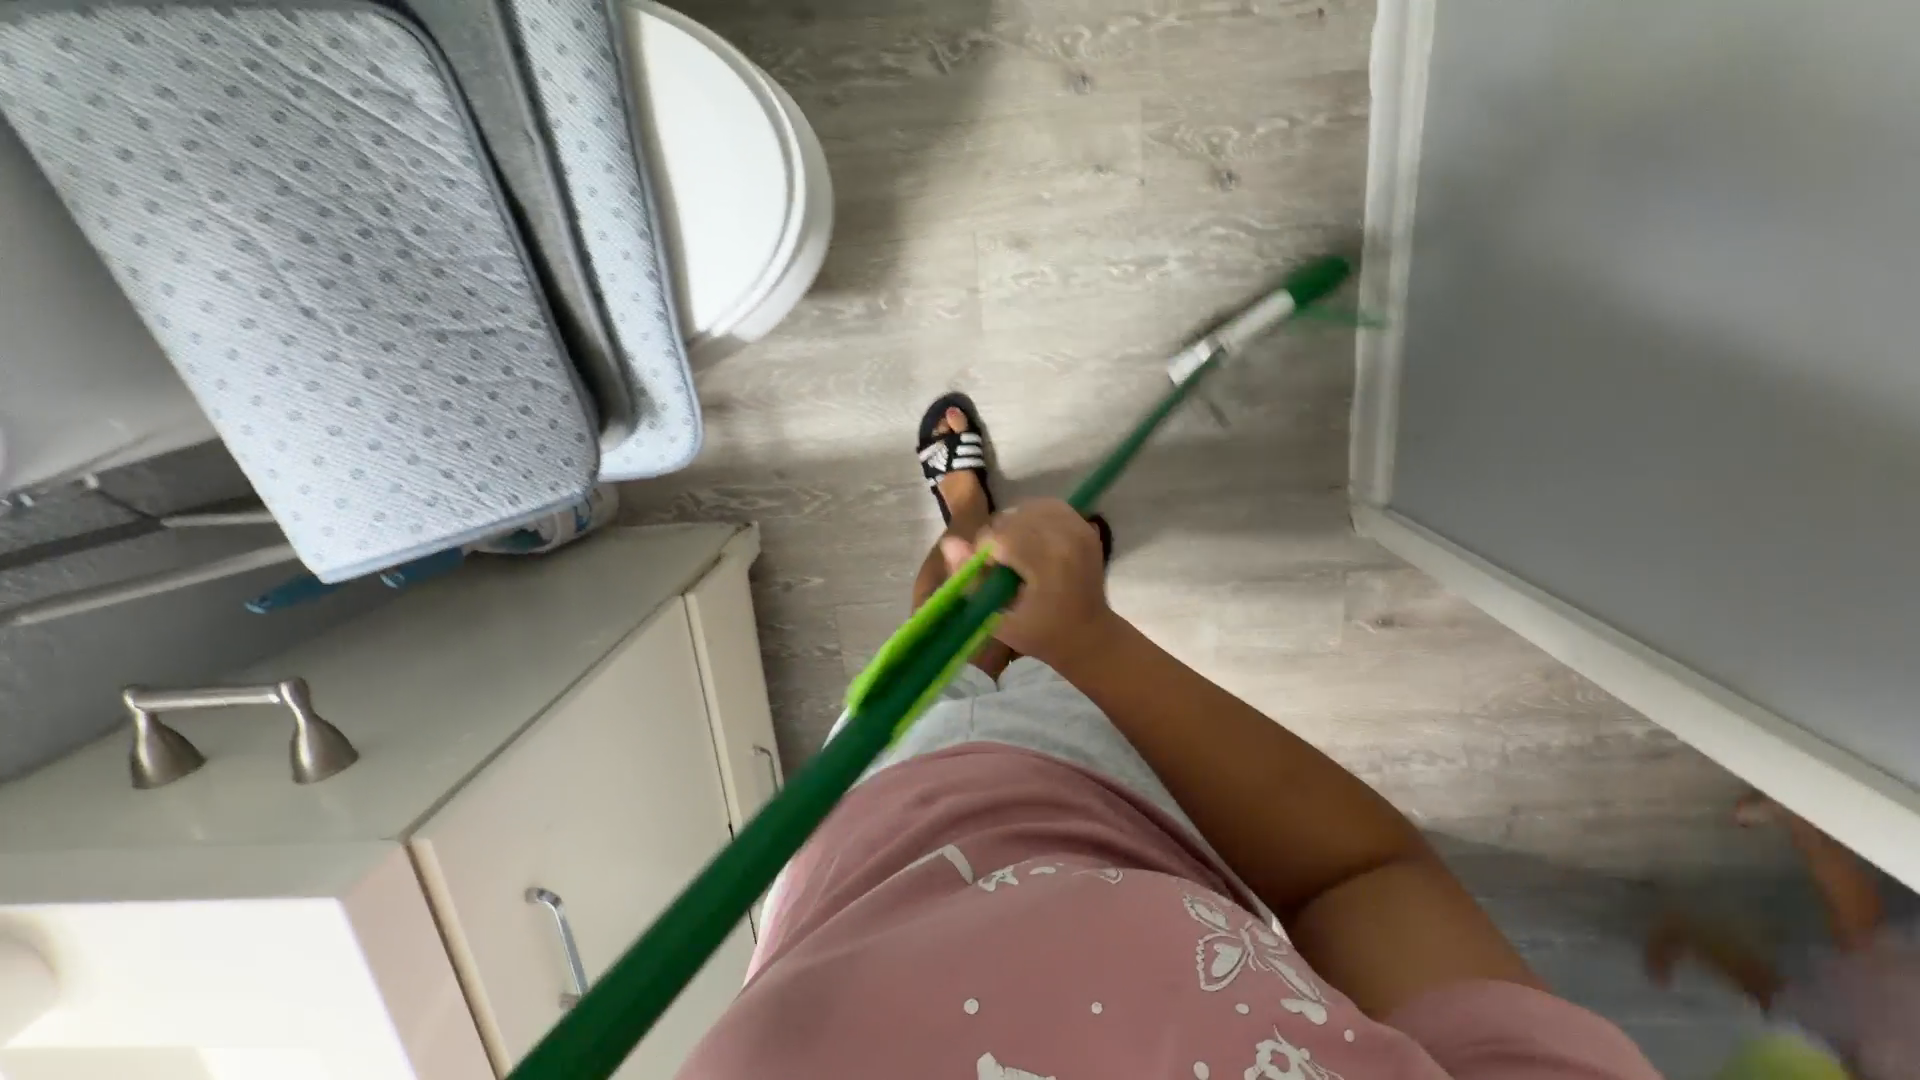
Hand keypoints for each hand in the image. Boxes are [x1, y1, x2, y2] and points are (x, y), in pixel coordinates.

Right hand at [939, 498, 1117, 667]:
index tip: (989, 575)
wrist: (1089, 634)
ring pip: (1026, 508)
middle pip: (1010, 519)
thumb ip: (972, 583)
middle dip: (996, 539)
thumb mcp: (1000, 621)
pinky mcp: (1084, 525)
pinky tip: (1030, 540)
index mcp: (1047, 562)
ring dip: (1013, 527)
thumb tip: (948, 542)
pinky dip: (1033, 518)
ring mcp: (1078, 528)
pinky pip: (1047, 506)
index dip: (983, 553)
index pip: (997, 537)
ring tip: (1016, 553)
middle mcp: (1065, 537)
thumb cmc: (1043, 635)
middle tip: (1001, 567)